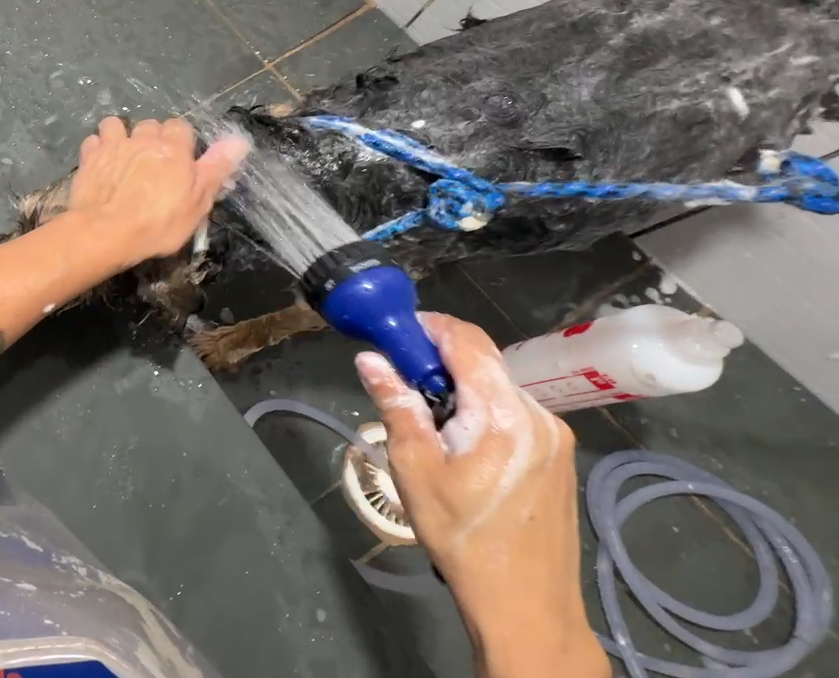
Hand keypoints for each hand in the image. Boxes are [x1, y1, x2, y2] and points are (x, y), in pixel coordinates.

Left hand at [64, 117, 247, 269]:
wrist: (106, 231)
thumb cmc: (158, 223)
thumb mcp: (198, 202)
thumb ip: (216, 168)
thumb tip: (239, 140)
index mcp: (173, 148)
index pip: (181, 126)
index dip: (181, 141)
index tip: (180, 160)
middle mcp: (143, 139)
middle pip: (150, 125)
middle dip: (152, 138)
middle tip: (153, 163)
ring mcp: (112, 145)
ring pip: (116, 124)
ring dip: (120, 135)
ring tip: (123, 155)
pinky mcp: (88, 157)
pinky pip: (93, 140)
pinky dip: (97, 147)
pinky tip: (100, 162)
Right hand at [356, 313, 607, 677]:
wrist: (525, 603)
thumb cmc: (461, 533)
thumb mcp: (413, 467)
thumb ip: (396, 405)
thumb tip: (370, 358)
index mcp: (503, 414)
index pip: (467, 341)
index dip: (427, 326)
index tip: (390, 333)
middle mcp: (538, 416)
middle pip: (483, 362)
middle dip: (436, 360)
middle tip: (398, 383)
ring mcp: (555, 437)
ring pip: (496, 388)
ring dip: (457, 388)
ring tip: (424, 423)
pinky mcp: (559, 456)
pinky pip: (511, 412)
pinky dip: (478, 410)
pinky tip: (458, 445)